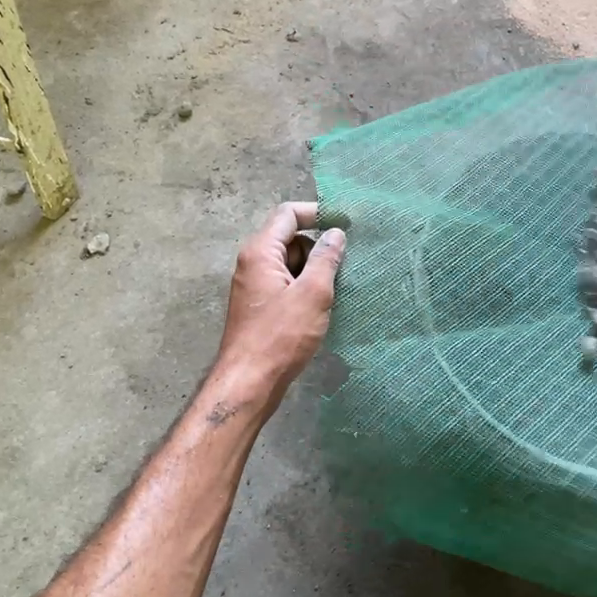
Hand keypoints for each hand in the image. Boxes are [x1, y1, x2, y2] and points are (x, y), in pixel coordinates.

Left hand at [212, 202, 345, 400]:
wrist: (249, 382)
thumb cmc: (281, 335)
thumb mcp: (312, 293)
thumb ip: (326, 258)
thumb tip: (335, 233)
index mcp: (260, 252)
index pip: (288, 214)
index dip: (317, 213)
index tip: (347, 223)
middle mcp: (253, 263)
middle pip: (291, 238)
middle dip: (319, 247)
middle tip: (345, 264)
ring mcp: (255, 285)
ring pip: (291, 263)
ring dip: (315, 270)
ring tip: (337, 288)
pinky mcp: (261, 306)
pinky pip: (287, 283)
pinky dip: (306, 287)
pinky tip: (323, 305)